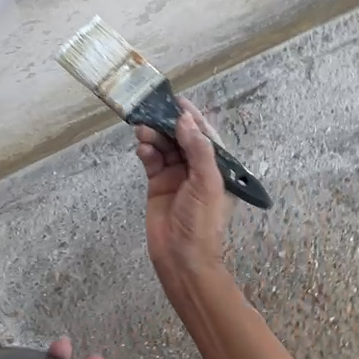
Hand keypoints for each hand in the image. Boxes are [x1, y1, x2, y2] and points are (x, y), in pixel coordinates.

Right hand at [134, 98, 229, 276]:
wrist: (182, 258)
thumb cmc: (202, 222)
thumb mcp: (207, 184)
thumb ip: (198, 150)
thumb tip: (185, 120)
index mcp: (216, 167)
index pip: (204, 135)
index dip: (191, 118)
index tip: (177, 101)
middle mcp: (196, 168)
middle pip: (181, 138)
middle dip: (167, 125)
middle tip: (151, 113)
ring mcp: (176, 176)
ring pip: (164, 147)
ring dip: (154, 137)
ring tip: (142, 131)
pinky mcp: (157, 184)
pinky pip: (151, 161)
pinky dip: (146, 152)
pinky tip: (142, 149)